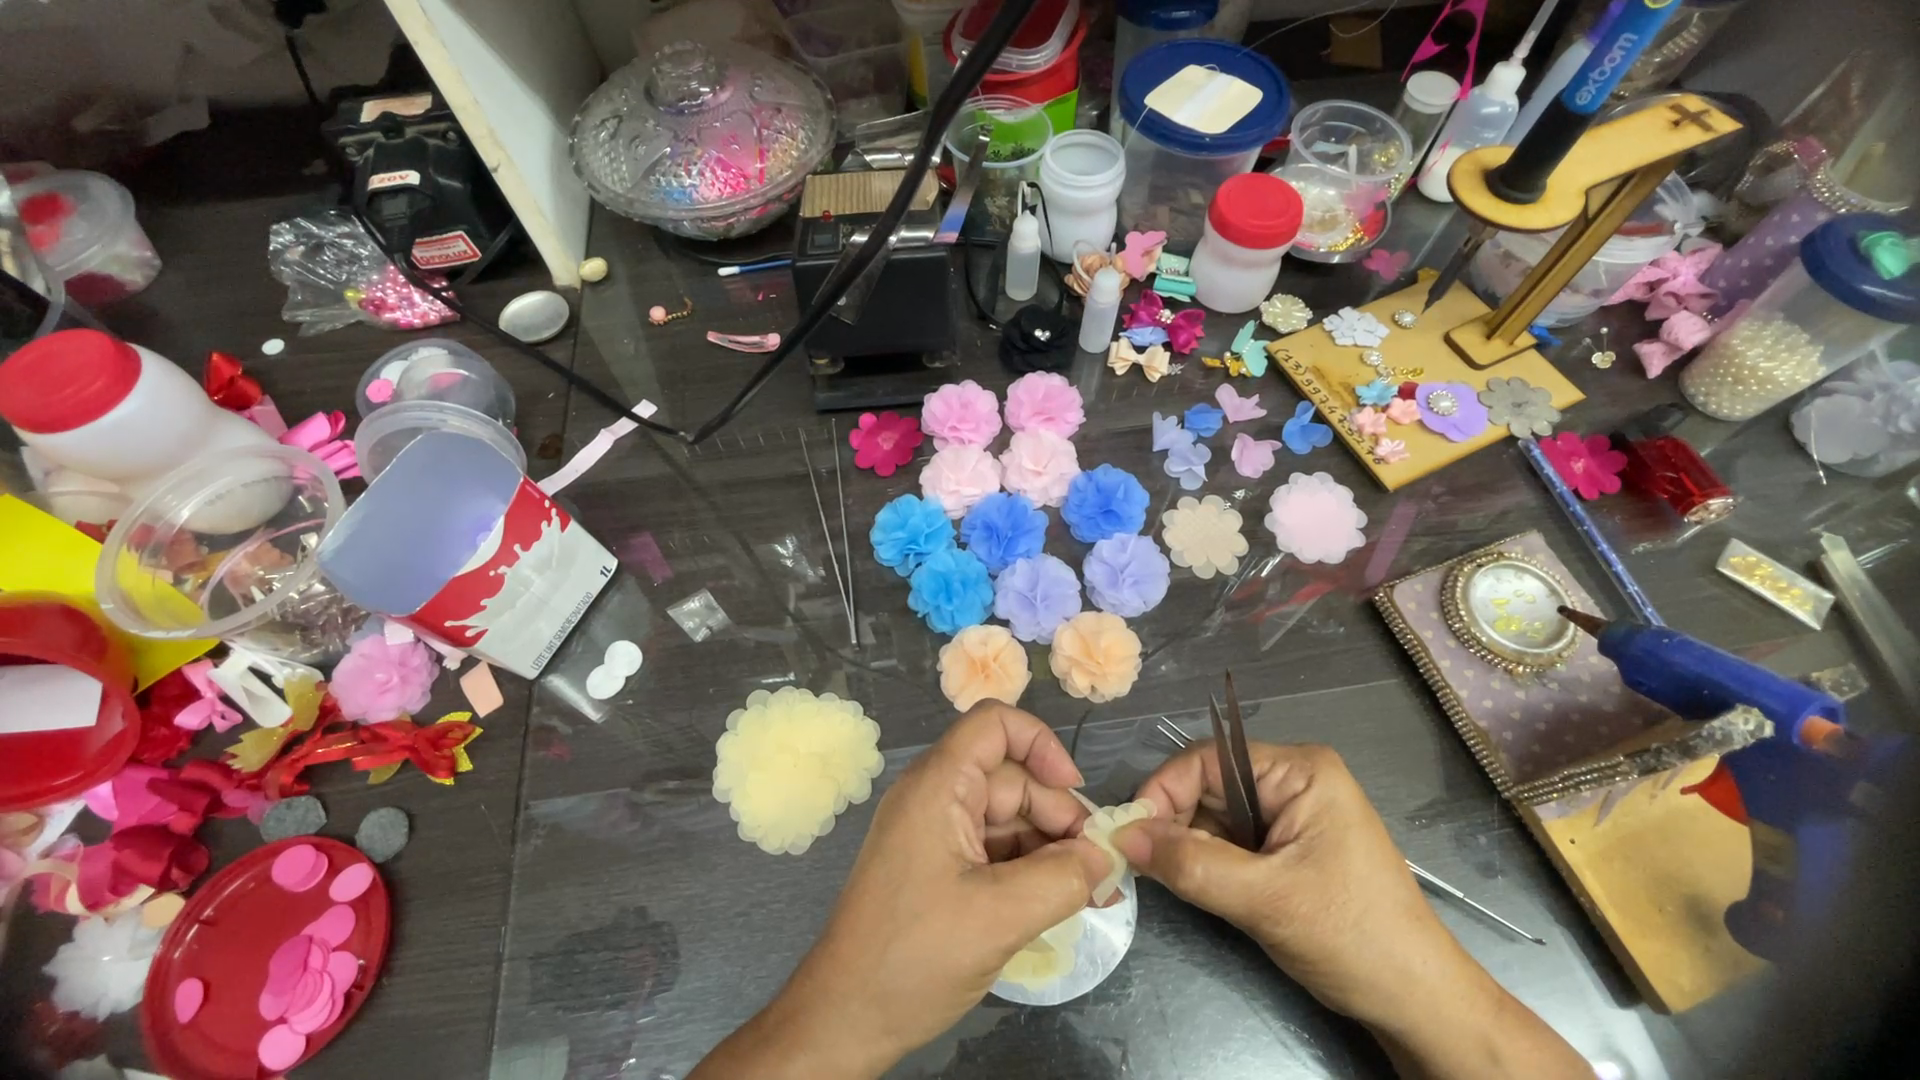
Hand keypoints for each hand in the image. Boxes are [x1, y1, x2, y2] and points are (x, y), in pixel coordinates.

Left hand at [692, 702, 1108, 1079]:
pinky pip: (994, 850)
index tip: (1075, 789)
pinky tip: (1062, 901)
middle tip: (1101, 868)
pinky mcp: (938, 867)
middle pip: (1011, 778)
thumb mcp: (1000, 917)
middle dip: (1059, 815)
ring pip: (1008, 818)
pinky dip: (1029, 869)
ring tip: (1093, 892)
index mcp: (938, 786)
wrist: (845, 1017)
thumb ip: (1062, 879)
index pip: (994, 724)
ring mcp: (935, 833)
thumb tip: (1104, 857)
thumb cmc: (914, 957)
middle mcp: (935, 797)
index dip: (1040, 743)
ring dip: (1051, 848)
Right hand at [1112, 741, 1461, 1024]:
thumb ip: (1189, 864)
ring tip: (1168, 878)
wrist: (1417, 1003)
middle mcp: (1294, 782)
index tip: (1131, 833)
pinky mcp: (1288, 849)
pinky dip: (1206, 862)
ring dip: (1188, 846)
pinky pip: (1231, 842)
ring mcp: (1292, 816)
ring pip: (1214, 816)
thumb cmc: (1351, 936)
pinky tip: (1196, 885)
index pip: (1208, 759)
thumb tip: (1121, 838)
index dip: (1164, 790)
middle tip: (1140, 863)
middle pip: (1208, 785)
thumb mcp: (1264, 899)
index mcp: (1299, 771)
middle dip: (1173, 822)